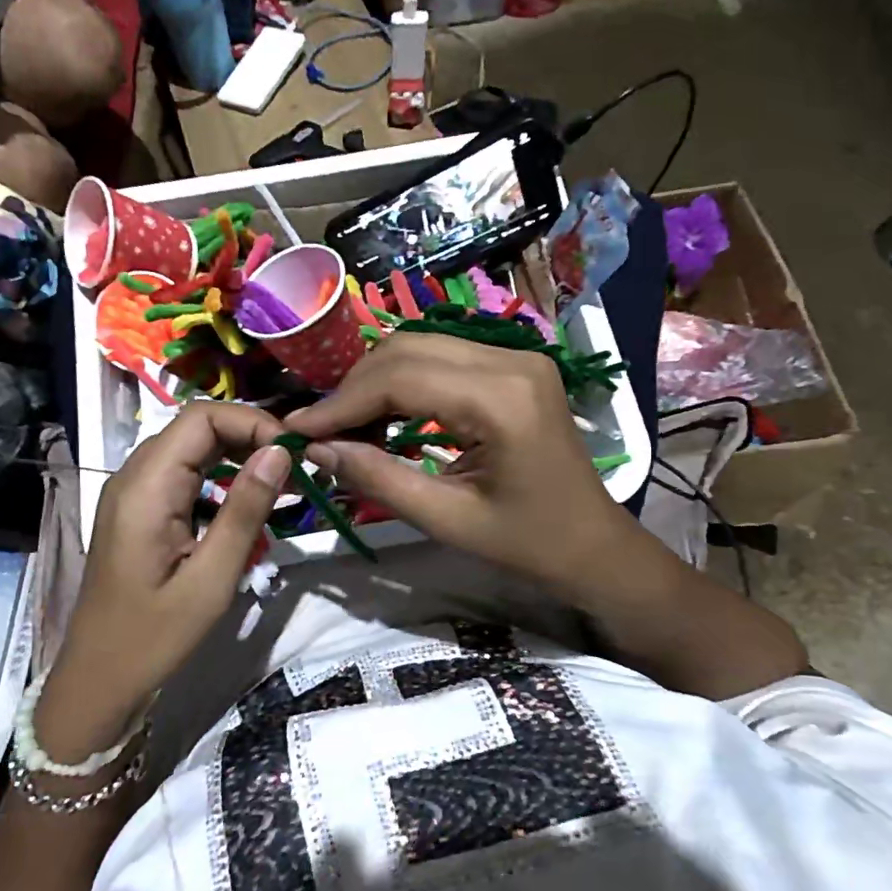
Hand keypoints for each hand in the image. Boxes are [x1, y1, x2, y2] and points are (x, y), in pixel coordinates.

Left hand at [37, 402, 289, 756]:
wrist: (100, 679)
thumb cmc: (155, 636)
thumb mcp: (212, 577)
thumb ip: (245, 509)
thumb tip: (280, 452)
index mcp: (146, 488)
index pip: (202, 417)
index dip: (252, 422)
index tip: (294, 452)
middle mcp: (134, 478)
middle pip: (197, 428)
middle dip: (250, 437)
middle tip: (296, 469)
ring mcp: (133, 494)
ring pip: (192, 450)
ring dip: (238, 456)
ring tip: (281, 484)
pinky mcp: (141, 512)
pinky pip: (184, 476)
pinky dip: (220, 479)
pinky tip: (247, 504)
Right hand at [284, 333, 655, 597]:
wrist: (592, 544)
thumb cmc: (528, 543)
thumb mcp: (447, 519)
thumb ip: (378, 478)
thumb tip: (315, 449)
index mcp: (502, 399)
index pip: (401, 378)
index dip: (342, 403)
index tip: (299, 430)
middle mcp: (512, 360)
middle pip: (408, 348)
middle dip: (355, 388)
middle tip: (323, 432)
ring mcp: (518, 357)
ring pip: (422, 346)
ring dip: (377, 381)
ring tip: (349, 428)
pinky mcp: (516, 366)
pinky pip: (445, 357)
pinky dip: (406, 381)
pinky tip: (386, 416)